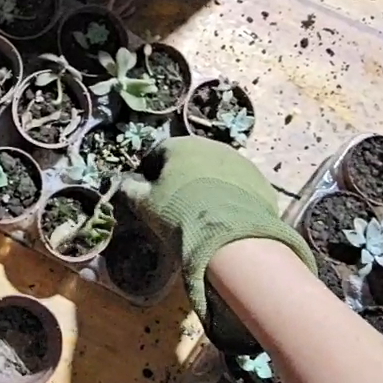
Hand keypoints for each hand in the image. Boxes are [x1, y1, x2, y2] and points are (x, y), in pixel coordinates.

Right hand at [118, 138, 317, 351]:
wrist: (231, 236)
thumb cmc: (179, 213)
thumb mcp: (145, 204)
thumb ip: (130, 189)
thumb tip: (122, 183)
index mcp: (181, 145)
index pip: (159, 152)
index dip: (151, 171)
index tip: (149, 190)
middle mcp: (212, 145)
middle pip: (190, 158)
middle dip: (181, 175)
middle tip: (176, 202)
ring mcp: (240, 161)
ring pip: (216, 170)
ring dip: (207, 184)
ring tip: (202, 211)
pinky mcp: (260, 180)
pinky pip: (238, 185)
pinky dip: (229, 196)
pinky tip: (224, 217)